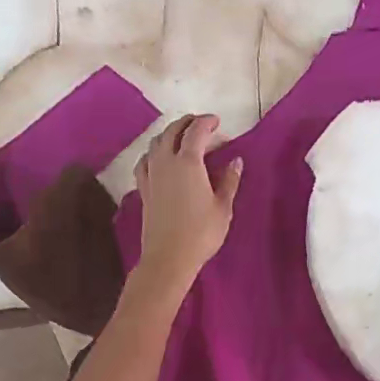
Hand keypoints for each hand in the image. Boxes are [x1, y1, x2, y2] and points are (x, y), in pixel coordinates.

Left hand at [133, 114, 242, 292]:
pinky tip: (157, 159)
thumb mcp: (223, 208)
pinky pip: (144, 162)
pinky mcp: (143, 190)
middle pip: (172, 131)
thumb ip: (229, 181)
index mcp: (188, 162)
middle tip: (200, 124)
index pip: (196, 131)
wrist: (168, 258)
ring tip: (180, 138)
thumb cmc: (201, 234)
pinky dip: (152, 154)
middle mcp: (165, 163)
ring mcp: (151, 176)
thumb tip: (236, 161)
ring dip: (168, 135)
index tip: (217, 122)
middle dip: (186, 122)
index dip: (206, 122)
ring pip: (155, 143)